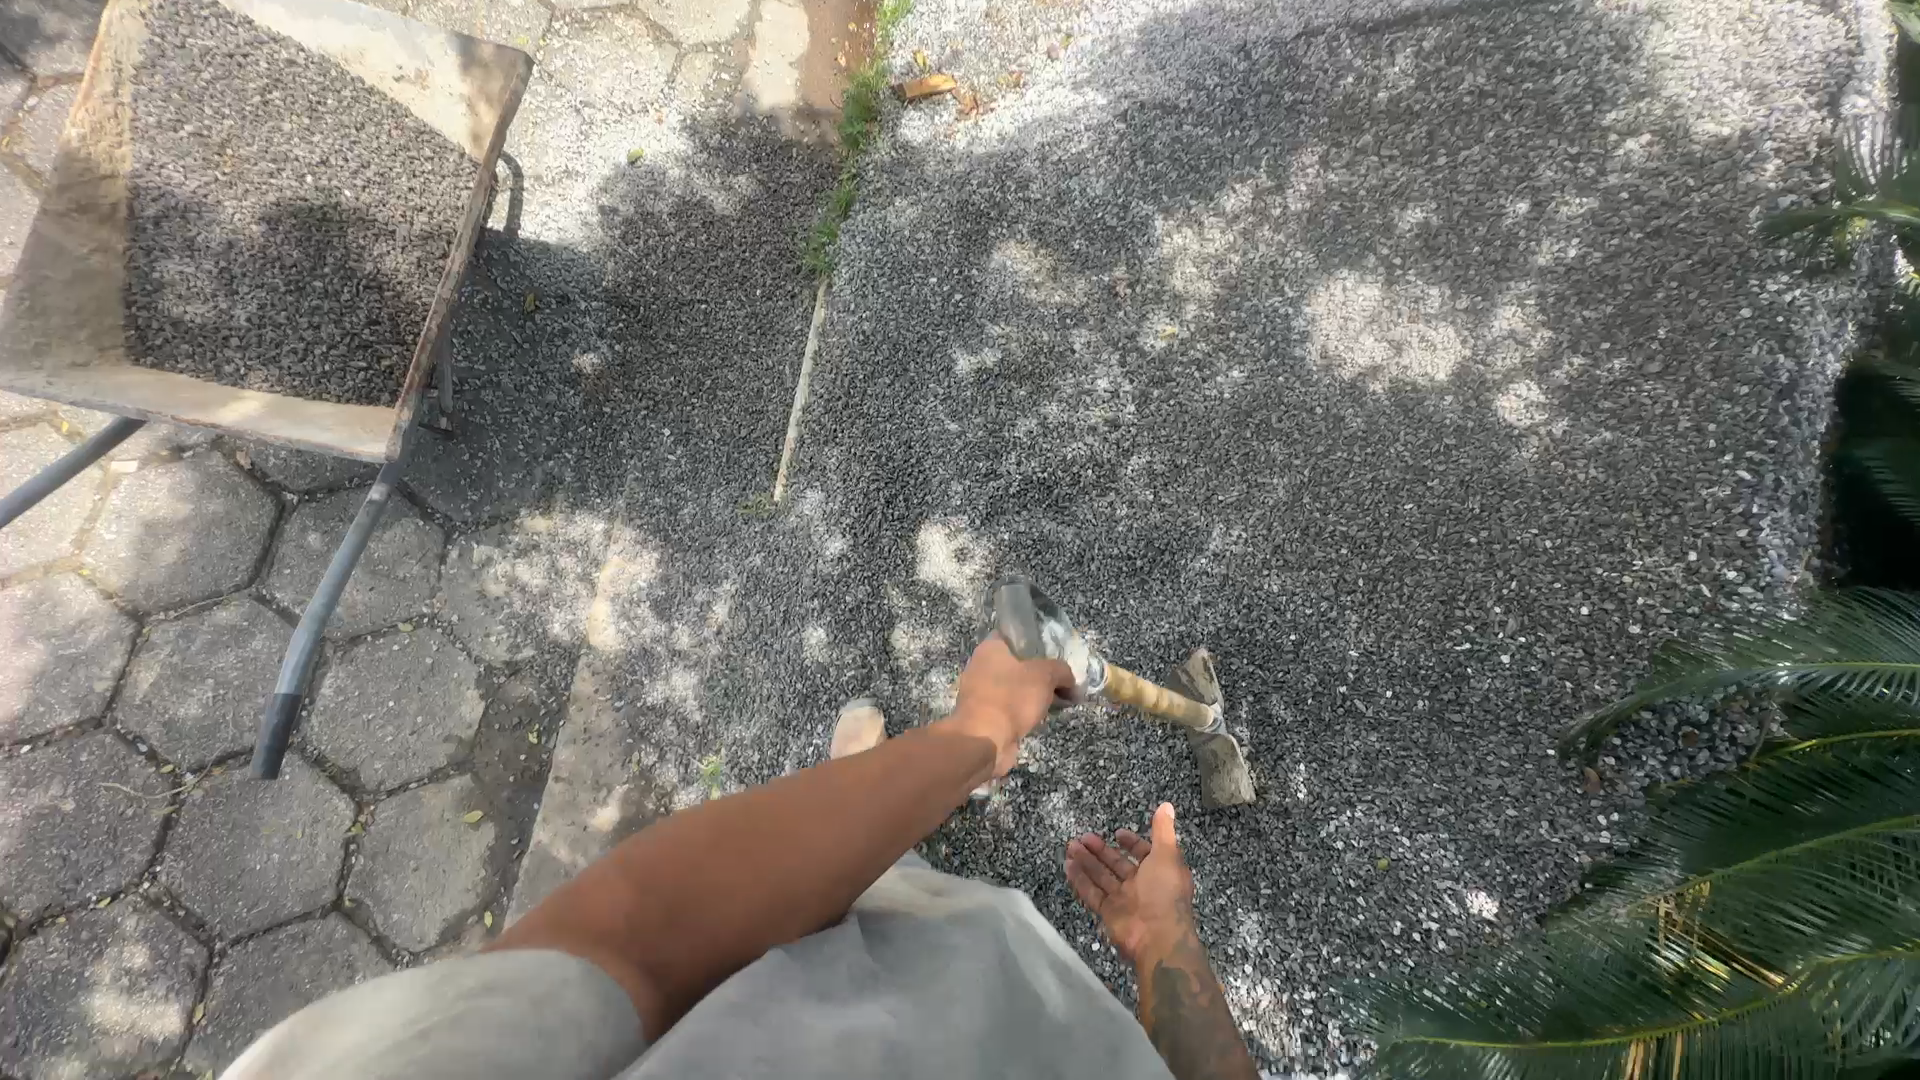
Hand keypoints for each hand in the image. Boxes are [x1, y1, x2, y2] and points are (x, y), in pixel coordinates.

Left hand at [938, 636, 1076, 777]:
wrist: (986, 740)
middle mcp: (981, 667)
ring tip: (1062, 699)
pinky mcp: (985, 716)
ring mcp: (980, 693)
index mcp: (989, 649)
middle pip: (1017, 663)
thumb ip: (1061, 670)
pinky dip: (1026, 710)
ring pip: (1015, 687)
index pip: (1013, 635)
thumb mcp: (1045, 675)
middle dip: (1041, 672)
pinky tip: (1046, 716)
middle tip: (1064, 679)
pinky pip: (1010, 707)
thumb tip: (1070, 680)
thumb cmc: (1012, 697)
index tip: (1055, 651)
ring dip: (1036, 694)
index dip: (1035, 640)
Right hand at [1065, 802, 1195, 965]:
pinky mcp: (1109, 913)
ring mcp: (1124, 900)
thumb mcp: (1167, 855)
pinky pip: (1092, 893)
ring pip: (1102, 877)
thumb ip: (1163, 830)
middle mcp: (1142, 886)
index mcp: (1159, 872)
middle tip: (1082, 836)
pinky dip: (1080, 879)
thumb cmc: (1164, 893)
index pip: (1143, 854)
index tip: (1117, 832)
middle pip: (1117, 864)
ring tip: (1070, 845)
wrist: (1158, 938)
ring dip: (1087, 861)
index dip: (1131, 843)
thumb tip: (1167, 805)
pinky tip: (1067, 865)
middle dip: (1101, 850)